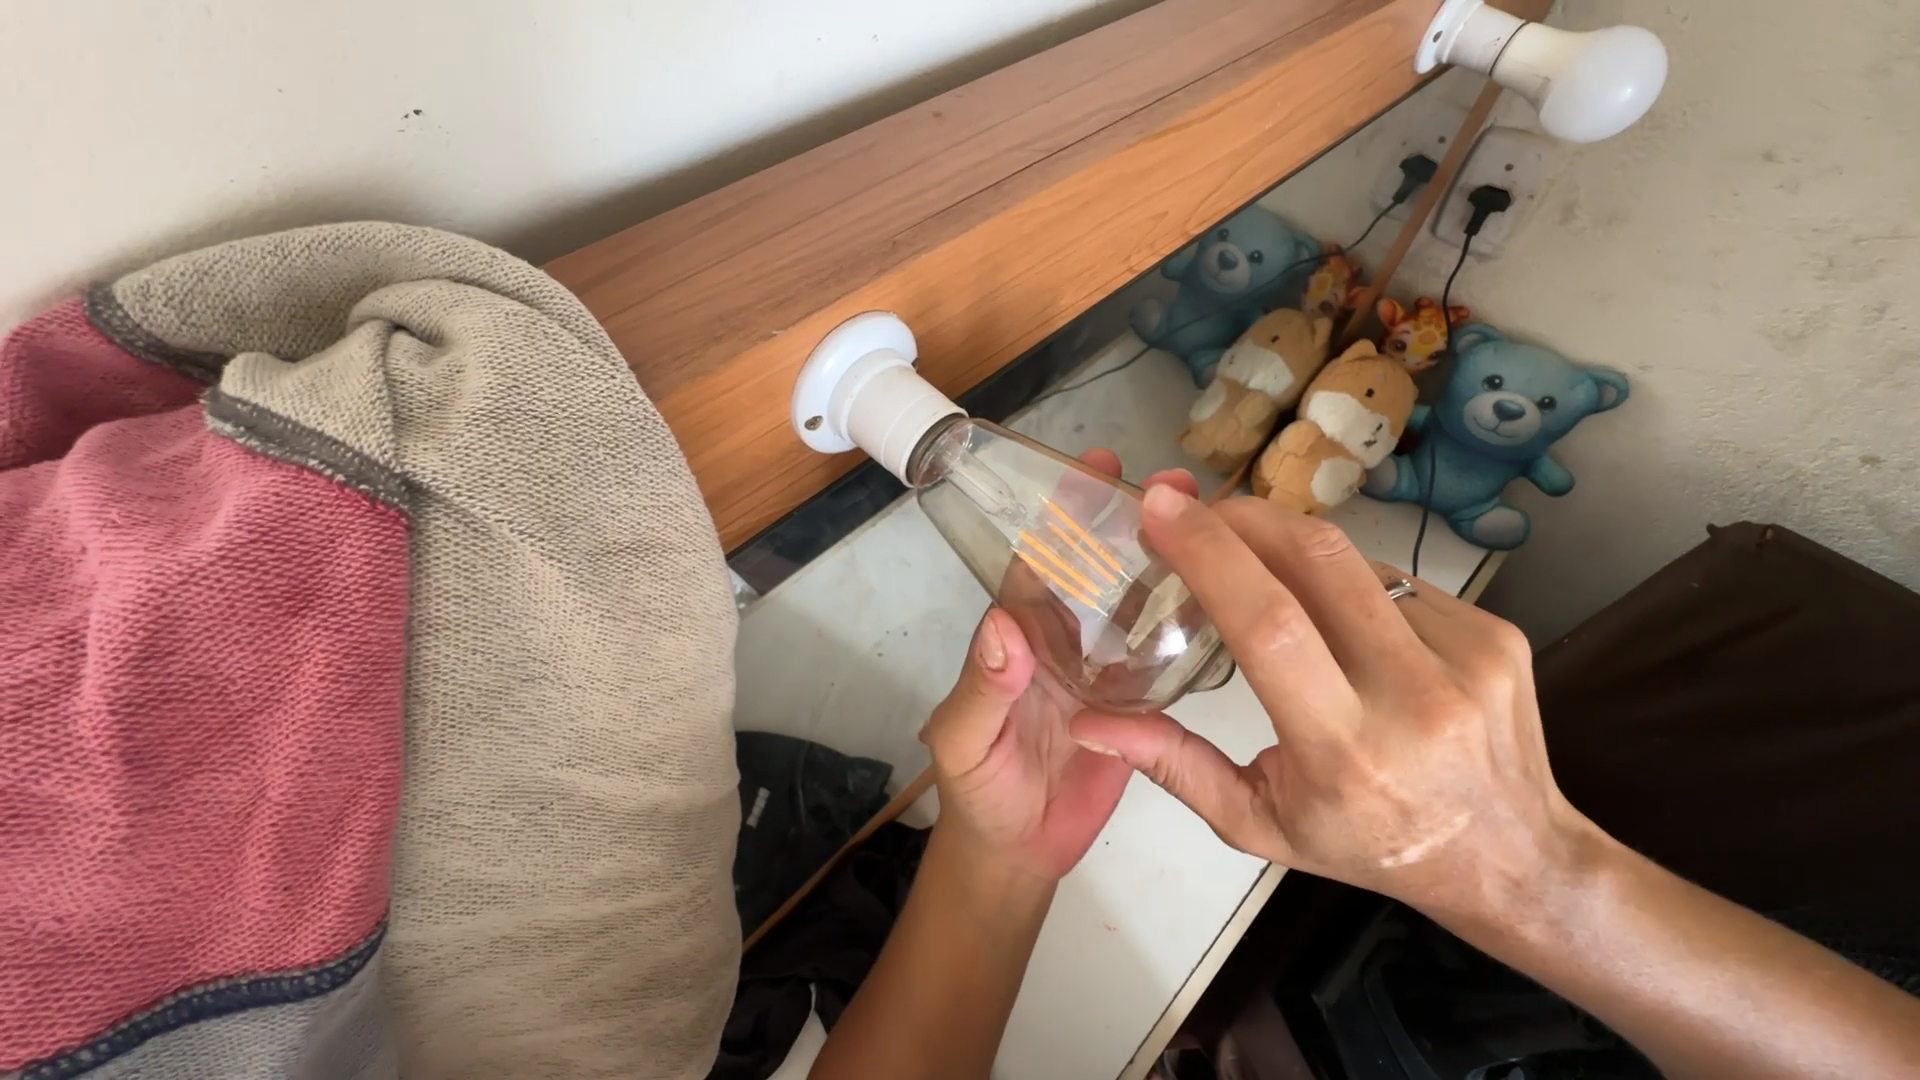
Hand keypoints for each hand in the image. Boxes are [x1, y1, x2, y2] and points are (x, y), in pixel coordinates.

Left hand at [922, 450, 1199, 881]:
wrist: (1018, 850)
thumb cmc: (978, 790)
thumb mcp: (964, 739)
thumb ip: (981, 687)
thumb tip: (1002, 624)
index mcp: (1020, 637)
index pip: (1041, 562)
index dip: (1065, 514)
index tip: (1098, 466)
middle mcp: (1064, 642)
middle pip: (1098, 570)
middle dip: (1132, 524)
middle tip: (1178, 483)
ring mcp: (1104, 671)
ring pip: (1137, 605)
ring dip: (1169, 564)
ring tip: (1218, 525)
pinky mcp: (1137, 705)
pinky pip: (1163, 657)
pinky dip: (1191, 626)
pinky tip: (1230, 600)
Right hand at [1071, 487, 1593, 916]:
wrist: (1511, 857)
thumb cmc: (1366, 844)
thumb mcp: (1255, 824)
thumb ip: (1172, 765)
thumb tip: (1087, 721)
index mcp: (1343, 748)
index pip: (1269, 624)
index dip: (1210, 554)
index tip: (1160, 509)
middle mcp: (1412, 693)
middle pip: (1316, 561)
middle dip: (1242, 517)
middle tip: (1193, 509)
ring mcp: (1466, 653)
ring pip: (1350, 561)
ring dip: (1285, 546)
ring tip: (1253, 560)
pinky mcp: (1494, 631)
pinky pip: (1391, 576)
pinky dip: (1340, 579)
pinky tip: (1334, 612)